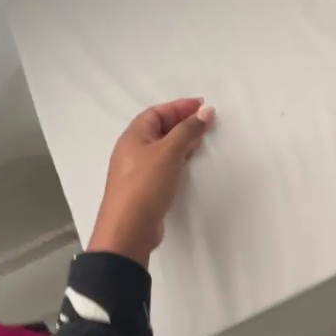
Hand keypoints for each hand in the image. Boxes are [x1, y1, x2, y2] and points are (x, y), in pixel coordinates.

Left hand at [88, 99, 214, 265]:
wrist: (128, 230)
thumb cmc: (146, 184)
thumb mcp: (169, 152)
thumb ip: (188, 130)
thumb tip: (206, 111)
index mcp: (133, 136)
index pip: (157, 112)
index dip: (180, 107)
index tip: (204, 106)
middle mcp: (132, 149)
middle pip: (160, 128)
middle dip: (183, 123)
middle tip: (207, 123)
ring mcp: (138, 169)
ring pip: (163, 147)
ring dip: (182, 141)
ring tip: (202, 142)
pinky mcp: (145, 187)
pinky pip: (164, 164)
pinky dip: (178, 159)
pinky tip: (190, 163)